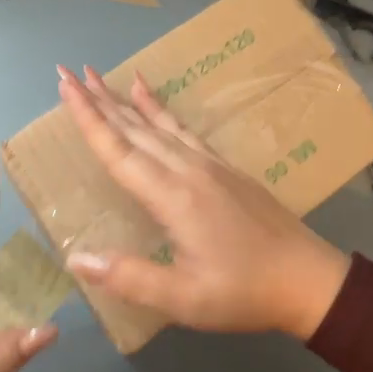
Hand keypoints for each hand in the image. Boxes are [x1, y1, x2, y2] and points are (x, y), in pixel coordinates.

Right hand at [57, 65, 350, 340]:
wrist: (308, 279)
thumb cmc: (243, 293)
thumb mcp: (184, 299)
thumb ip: (129, 277)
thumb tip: (76, 258)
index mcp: (173, 197)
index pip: (119, 151)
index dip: (88, 119)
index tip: (64, 87)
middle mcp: (188, 170)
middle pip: (134, 128)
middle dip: (98, 100)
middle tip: (67, 73)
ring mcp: (209, 165)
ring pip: (158, 124)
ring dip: (125, 100)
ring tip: (100, 76)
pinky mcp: (225, 168)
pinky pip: (183, 129)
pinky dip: (161, 110)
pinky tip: (152, 98)